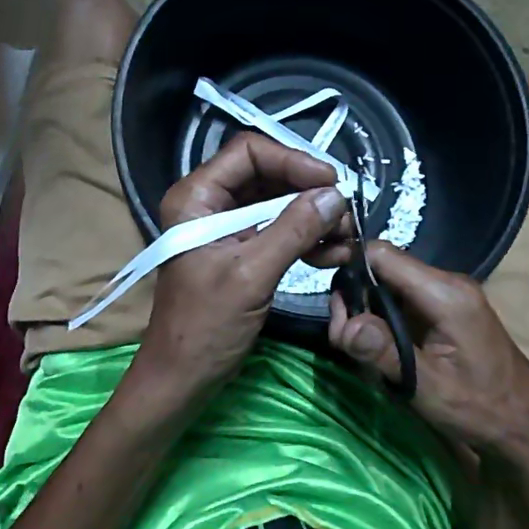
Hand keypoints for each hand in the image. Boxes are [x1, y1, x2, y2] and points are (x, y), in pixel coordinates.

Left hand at [135, 133, 351, 396]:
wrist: (182, 376)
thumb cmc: (205, 326)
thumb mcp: (251, 274)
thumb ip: (293, 230)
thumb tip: (336, 196)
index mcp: (196, 197)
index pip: (249, 152)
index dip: (293, 160)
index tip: (332, 183)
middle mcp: (209, 204)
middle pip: (268, 176)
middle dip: (309, 192)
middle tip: (346, 215)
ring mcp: (226, 228)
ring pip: (278, 204)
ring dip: (314, 217)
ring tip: (345, 239)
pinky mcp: (241, 252)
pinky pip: (279, 231)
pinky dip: (306, 239)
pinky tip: (334, 254)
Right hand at [328, 242, 528, 492]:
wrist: (524, 427)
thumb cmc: (480, 408)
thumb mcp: (428, 387)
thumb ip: (384, 352)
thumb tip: (344, 325)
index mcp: (446, 294)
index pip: (382, 254)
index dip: (348, 264)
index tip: (326, 295)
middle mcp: (446, 283)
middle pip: (381, 269)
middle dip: (353, 298)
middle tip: (342, 338)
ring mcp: (445, 295)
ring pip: (387, 285)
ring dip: (365, 312)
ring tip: (356, 347)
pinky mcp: (442, 310)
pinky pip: (399, 300)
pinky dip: (380, 319)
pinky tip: (376, 347)